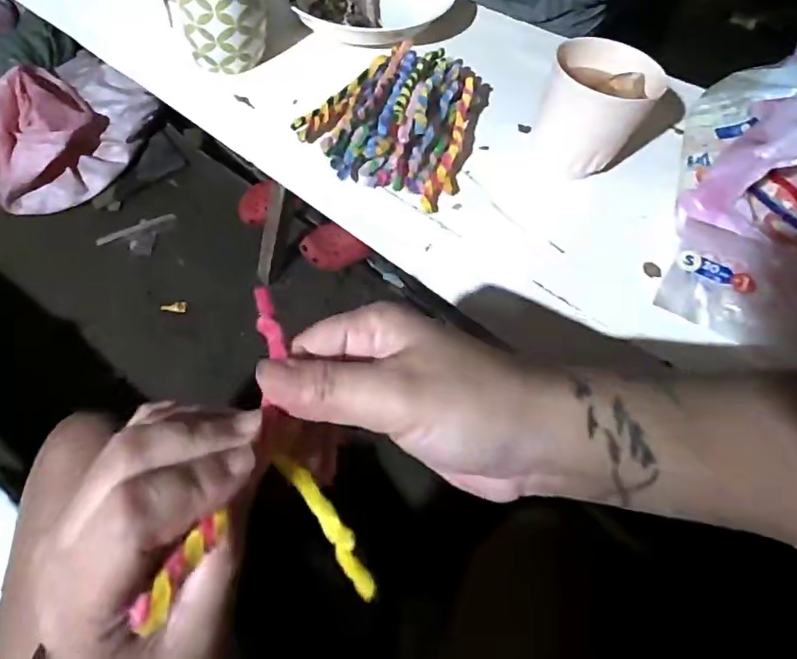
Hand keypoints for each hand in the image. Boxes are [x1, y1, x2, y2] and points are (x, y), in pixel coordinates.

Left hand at [32, 404, 260, 656]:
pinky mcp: (88, 487)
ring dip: (192, 422)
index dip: (197, 478)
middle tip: (260, 426)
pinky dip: (177, 421)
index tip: (253, 461)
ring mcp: (70, 505)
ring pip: (127, 436)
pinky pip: (130, 435)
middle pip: (125, 458)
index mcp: (76, 589)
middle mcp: (61, 535)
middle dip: (198, 436)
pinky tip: (214, 425)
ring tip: (246, 423)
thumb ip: (221, 561)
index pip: (130, 512)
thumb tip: (250, 474)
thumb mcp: (194, 643)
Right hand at [256, 303, 550, 500]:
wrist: (537, 441)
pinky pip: (352, 422)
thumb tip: (260, 373)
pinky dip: (333, 441)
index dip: (281, 380)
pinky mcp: (399, 416)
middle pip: (315, 373)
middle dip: (294, 410)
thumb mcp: (391, 394)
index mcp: (371, 327)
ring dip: (311, 430)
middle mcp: (374, 349)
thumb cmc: (465, 405)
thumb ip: (327, 386)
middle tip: (274, 457)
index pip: (306, 345)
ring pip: (331, 400)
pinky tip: (318, 469)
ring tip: (293, 468)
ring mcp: (387, 384)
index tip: (259, 426)